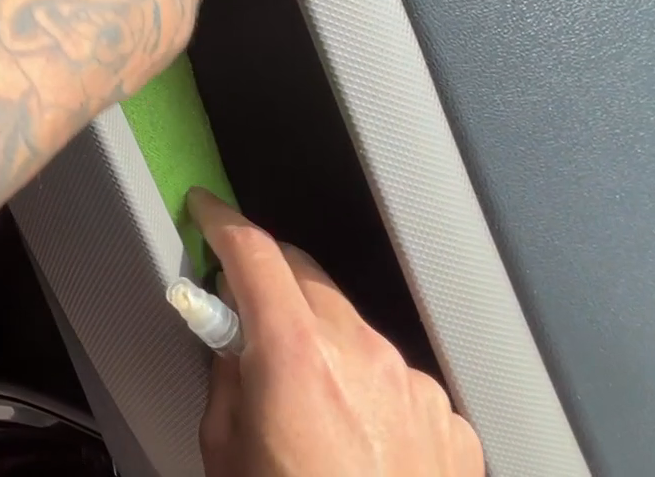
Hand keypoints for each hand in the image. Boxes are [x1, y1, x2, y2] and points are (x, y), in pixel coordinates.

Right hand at [190, 189, 484, 476]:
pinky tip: (354, 429)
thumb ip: (227, 372)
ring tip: (304, 388)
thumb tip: (235, 336)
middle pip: (303, 272)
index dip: (221, 220)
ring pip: (348, 320)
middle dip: (267, 274)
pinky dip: (362, 377)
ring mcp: (412, 385)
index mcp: (294, 356)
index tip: (205, 208)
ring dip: (316, 329)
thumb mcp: (225, 446)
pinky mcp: (449, 419)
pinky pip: (392, 370)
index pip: (252, 252)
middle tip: (242, 305)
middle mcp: (359, 353)